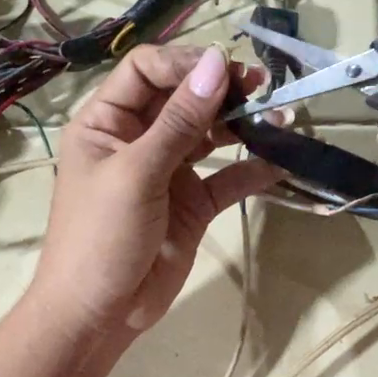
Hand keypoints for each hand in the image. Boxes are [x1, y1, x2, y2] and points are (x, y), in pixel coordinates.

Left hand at [27, 44, 283, 333]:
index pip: (146, 71)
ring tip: (278, 115)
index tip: (225, 68)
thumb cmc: (101, 237)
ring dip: (241, 124)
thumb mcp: (136, 173)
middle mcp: (137, 140)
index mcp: (106, 122)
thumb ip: (178, 121)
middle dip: (220, 88)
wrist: (98, 313)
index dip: (184, 64)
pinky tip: (279, 161)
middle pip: (182, 97)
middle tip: (260, 85)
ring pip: (209, 134)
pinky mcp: (192, 205)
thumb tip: (218, 63)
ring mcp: (167, 172)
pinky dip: (251, 169)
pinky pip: (226, 178)